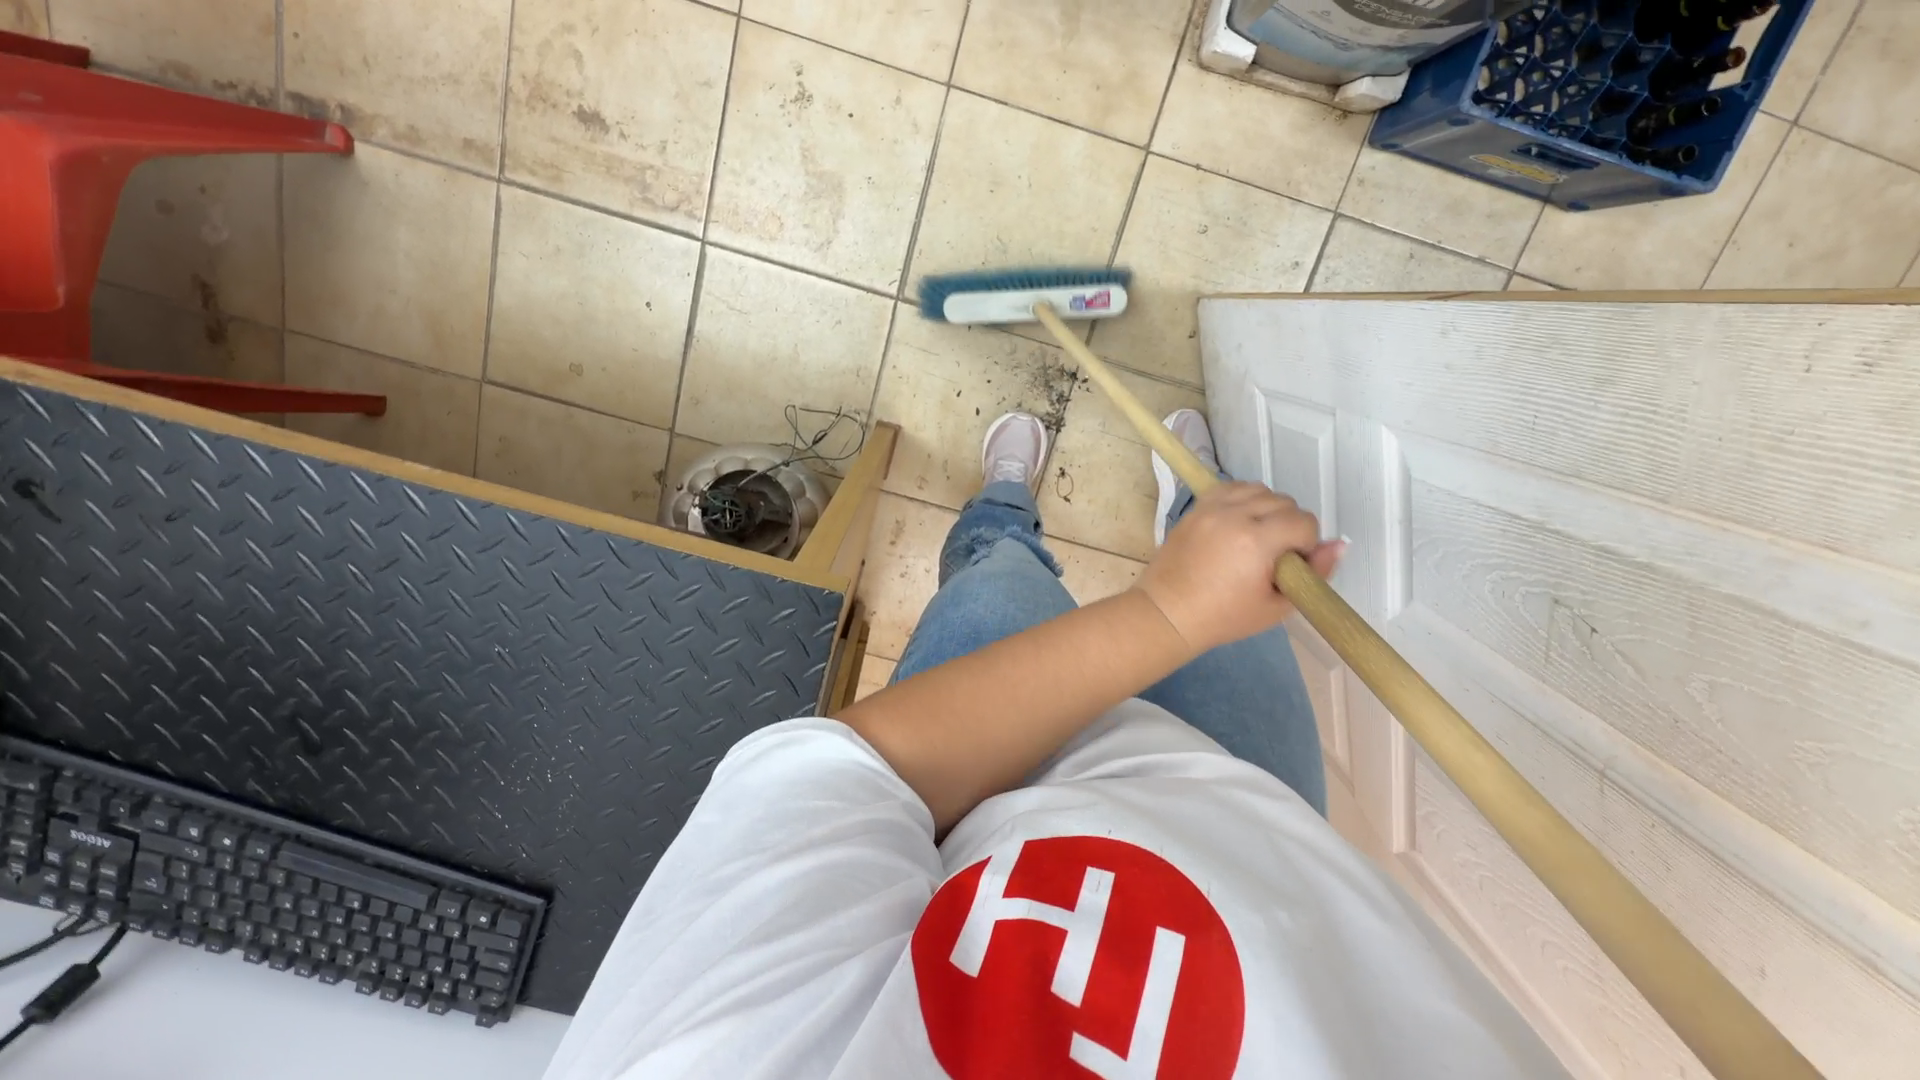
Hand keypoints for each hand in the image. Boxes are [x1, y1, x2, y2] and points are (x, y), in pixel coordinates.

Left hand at [1133, 483, 1344, 653]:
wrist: (1168, 612)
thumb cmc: (1223, 617)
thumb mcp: (1277, 606)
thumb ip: (1314, 573)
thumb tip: (1339, 544)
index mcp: (1256, 541)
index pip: (1303, 522)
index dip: (1306, 544)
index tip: (1291, 565)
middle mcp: (1234, 515)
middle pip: (1284, 502)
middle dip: (1289, 526)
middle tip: (1275, 555)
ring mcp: (1212, 508)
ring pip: (1259, 490)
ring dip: (1267, 508)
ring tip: (1258, 537)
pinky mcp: (1197, 507)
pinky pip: (1232, 487)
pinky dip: (1243, 498)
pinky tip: (1240, 522)